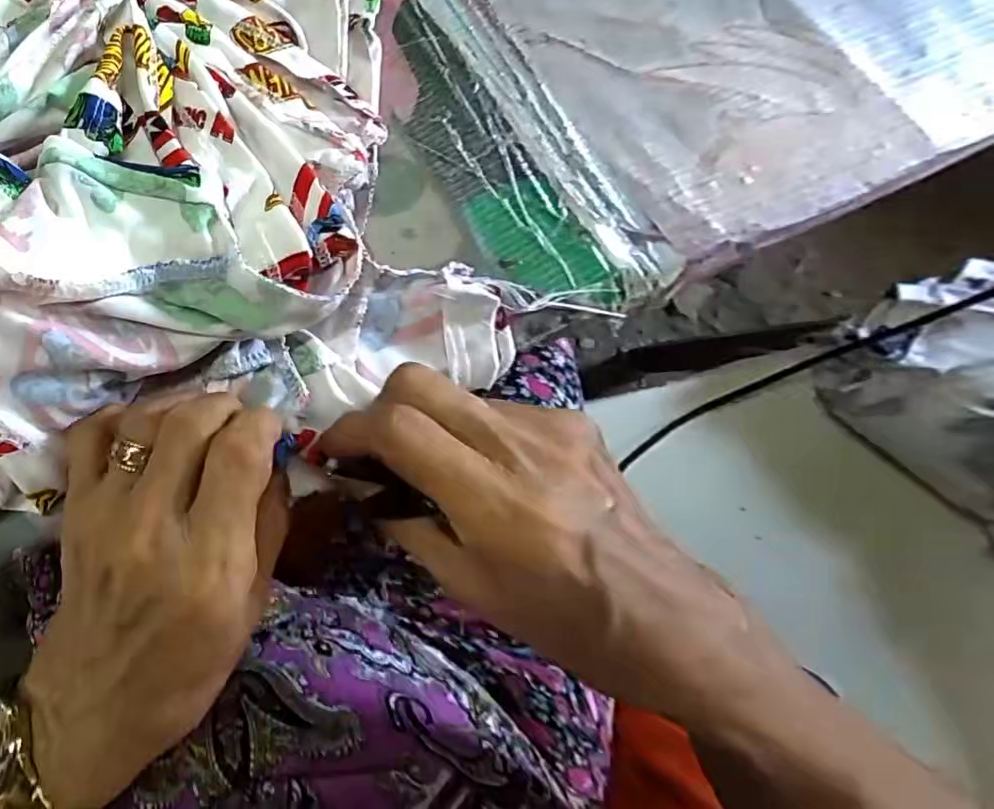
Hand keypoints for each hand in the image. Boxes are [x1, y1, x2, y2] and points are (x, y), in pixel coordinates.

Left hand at [19, 395, 288, 808]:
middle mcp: (154, 525)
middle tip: (238, 411)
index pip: (237, 457)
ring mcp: (105, 508)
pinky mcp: (74, 503)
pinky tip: (143, 422)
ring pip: (142, 421)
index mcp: (210, 562)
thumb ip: (268, 526)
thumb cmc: (187, 663)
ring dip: (178, 403)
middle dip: (224, 404)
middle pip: (189, 426)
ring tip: (198, 410)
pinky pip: (90, 434)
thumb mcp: (251, 607)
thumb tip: (275, 457)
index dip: (261, 423)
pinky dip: (120, 415)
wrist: (98, 688)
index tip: (271, 420)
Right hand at [318, 363, 792, 725]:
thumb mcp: (466, 586)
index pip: (397, 427)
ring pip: (450, 390)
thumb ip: (402, 523)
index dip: (349, 430)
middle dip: (377, 407)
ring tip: (431, 463)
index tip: (331, 451)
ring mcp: (552, 428)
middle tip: (374, 448)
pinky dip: (466, 428)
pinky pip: (490, 406)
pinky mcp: (572, 423)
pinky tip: (484, 466)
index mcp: (495, 501)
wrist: (678, 627)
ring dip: (422, 418)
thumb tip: (356, 485)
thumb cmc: (564, 621)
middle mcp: (522, 449)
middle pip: (415, 381)